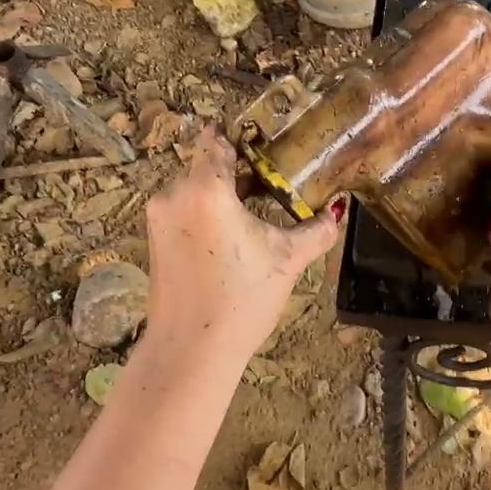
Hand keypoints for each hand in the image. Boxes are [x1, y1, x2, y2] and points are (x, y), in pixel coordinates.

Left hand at [142, 126, 344, 365]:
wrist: (190, 351)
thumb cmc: (240, 300)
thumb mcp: (286, 260)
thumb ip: (315, 229)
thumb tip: (337, 211)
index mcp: (205, 188)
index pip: (216, 140)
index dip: (241, 137)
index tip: (265, 144)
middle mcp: (174, 194)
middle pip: (206, 164)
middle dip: (236, 170)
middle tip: (271, 182)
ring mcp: (159, 217)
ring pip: (193, 188)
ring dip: (220, 193)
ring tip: (253, 211)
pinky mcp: (153, 238)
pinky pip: (182, 209)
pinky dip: (204, 213)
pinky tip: (230, 236)